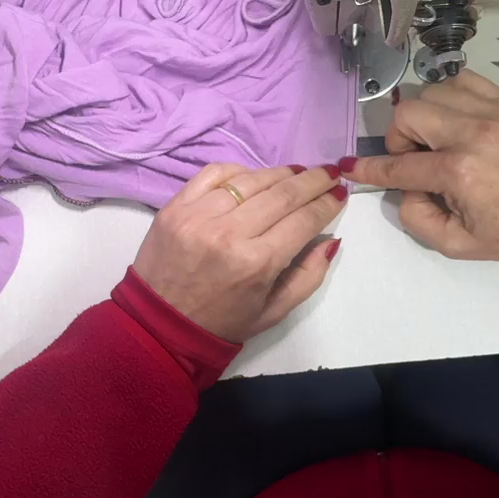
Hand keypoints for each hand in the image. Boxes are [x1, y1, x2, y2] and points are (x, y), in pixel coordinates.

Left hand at [133, 164, 346, 341]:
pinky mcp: (175, 207)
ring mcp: (198, 216)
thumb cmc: (222, 324)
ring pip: (251, 180)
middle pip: (282, 194)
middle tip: (329, 173)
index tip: (340, 192)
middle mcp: (229, 233)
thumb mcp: (274, 312)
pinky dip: (239, 171)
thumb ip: (309, 276)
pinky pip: (214, 174)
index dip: (327, 203)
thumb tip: (330, 239)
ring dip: (280, 174)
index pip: (303, 220)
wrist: (158, 326)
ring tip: (297, 173)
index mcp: (256, 263)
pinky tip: (253, 177)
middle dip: (312, 181)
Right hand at [342, 73, 498, 269]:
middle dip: (400, 138)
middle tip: (414, 160)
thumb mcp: (453, 243)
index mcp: (460, 172)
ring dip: (426, 115)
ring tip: (439, 141)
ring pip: (434, 90)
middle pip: (409, 112)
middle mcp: (475, 133)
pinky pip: (465, 81)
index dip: (371, 169)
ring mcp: (497, 111)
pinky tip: (459, 123)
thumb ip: (414, 215)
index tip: (353, 166)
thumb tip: (403, 185)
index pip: (399, 165)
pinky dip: (452, 99)